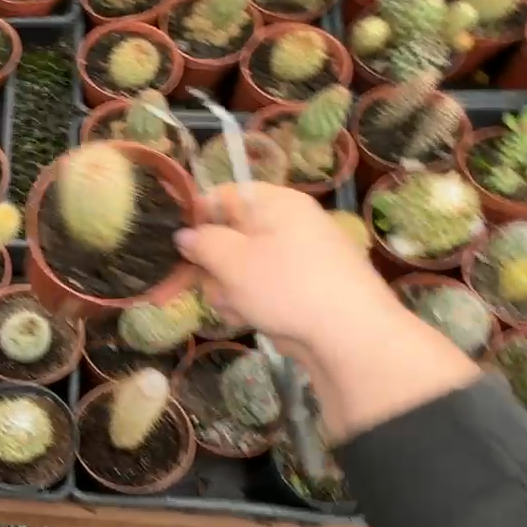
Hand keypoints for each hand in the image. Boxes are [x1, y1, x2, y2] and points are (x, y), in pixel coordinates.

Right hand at [174, 183, 480, 440]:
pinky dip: (244, 302)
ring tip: (239, 306)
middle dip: (212, 265)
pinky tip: (251, 317)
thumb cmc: (285, 286)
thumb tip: (183, 234)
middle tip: (213, 283)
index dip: (197, 216)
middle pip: (226, 236)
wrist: (344, 331)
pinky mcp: (291, 285)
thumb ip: (202, 242)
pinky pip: (252, 287)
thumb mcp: (233, 261)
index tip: (182, 245)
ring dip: (226, 290)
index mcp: (275, 204)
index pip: (224, 195)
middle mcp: (284, 224)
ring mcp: (289, 256)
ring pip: (234, 267)